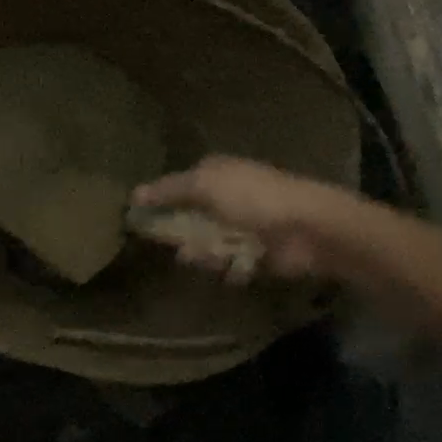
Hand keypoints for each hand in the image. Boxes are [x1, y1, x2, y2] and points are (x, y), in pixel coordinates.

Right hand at [131, 156, 366, 278]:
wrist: (308, 229)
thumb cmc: (253, 198)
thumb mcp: (204, 185)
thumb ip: (168, 190)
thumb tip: (134, 194)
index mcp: (215, 173)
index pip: (177, 187)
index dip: (160, 203)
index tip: (142, 220)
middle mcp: (227, 197)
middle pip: (189, 219)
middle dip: (183, 235)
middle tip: (180, 245)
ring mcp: (242, 227)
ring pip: (206, 245)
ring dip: (207, 254)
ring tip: (216, 257)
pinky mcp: (255, 254)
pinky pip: (229, 264)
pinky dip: (231, 268)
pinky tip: (236, 267)